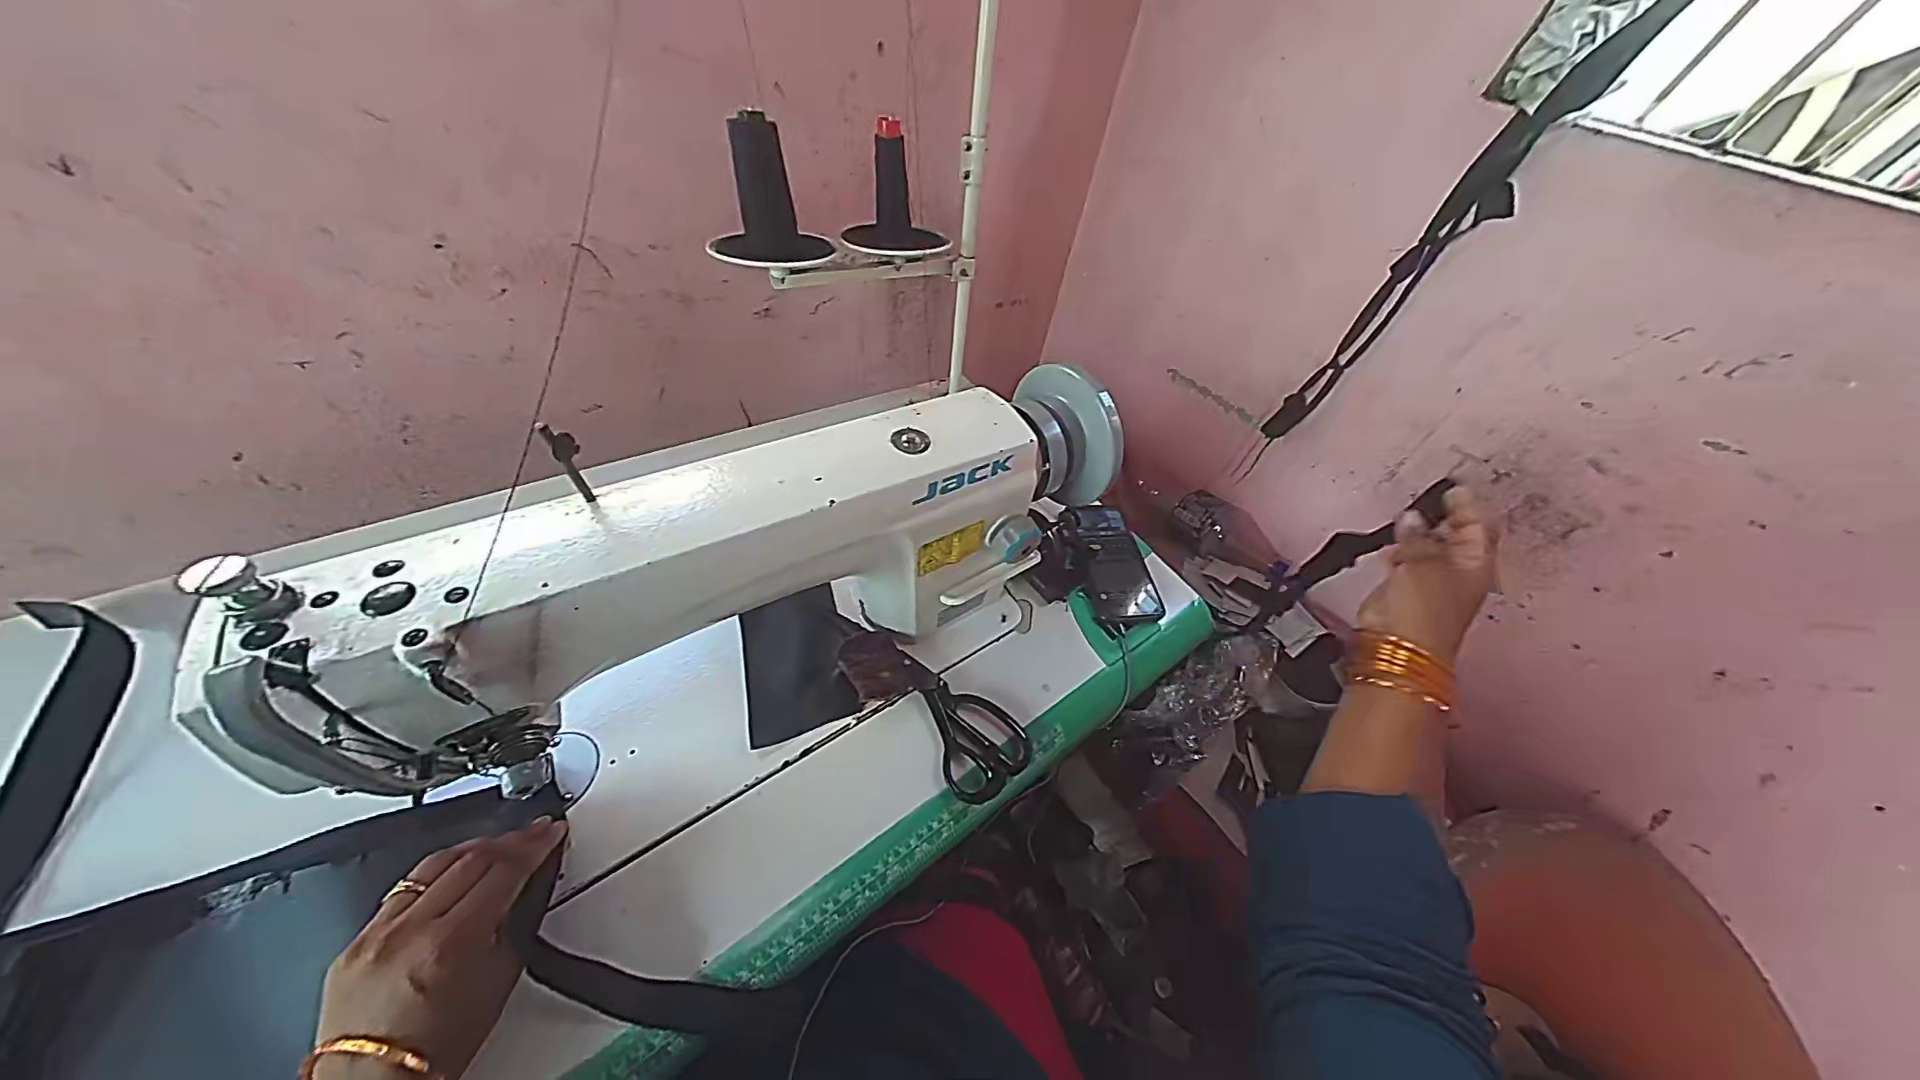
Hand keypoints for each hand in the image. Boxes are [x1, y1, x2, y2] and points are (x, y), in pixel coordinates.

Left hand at [314, 818, 567, 1079]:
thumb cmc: (438, 1047)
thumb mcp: (499, 977)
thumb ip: (512, 921)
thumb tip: (525, 884)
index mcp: (452, 943)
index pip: (504, 870)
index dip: (534, 846)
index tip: (549, 833)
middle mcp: (410, 932)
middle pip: (473, 859)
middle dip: (512, 840)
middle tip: (533, 832)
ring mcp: (377, 934)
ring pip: (436, 864)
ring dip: (475, 847)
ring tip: (498, 843)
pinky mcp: (355, 941)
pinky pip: (403, 888)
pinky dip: (436, 871)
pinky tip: (453, 868)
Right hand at [1355, 485, 1499, 661]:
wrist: (1396, 644)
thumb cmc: (1420, 611)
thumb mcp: (1423, 564)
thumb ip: (1418, 539)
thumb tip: (1413, 519)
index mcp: (1477, 564)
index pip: (1479, 526)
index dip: (1469, 505)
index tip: (1456, 487)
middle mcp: (1459, 572)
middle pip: (1458, 536)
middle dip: (1446, 517)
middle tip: (1435, 497)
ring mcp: (1433, 581)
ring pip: (1432, 548)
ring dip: (1422, 532)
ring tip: (1411, 517)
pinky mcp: (1407, 590)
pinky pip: (1409, 561)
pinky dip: (1403, 549)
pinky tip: (1395, 542)